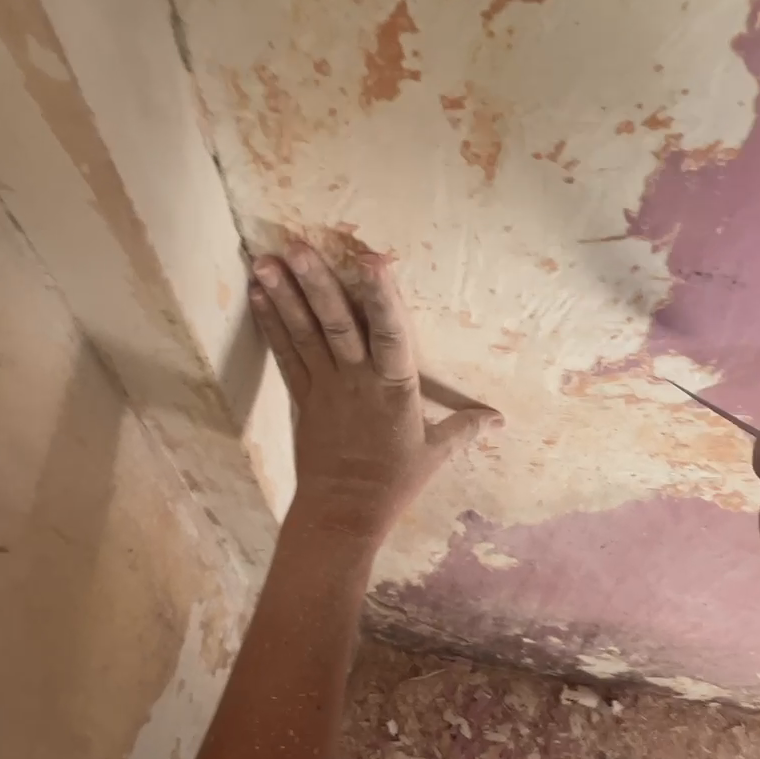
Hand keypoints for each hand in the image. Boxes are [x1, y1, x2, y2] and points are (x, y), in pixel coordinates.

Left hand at [249, 244, 500, 542]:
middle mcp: (356, 380)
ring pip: (304, 334)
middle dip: (317, 283)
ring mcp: (324, 387)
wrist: (342, 514)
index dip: (382, 297)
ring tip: (265, 259)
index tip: (373, 260)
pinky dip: (271, 324)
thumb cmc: (393, 483)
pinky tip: (258, 295)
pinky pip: (286, 356)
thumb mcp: (435, 455)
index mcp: (394, 388)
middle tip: (296, 244)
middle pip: (336, 325)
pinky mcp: (302, 398)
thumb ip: (465, 429)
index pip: (392, 334)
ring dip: (285, 295)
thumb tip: (501, 419)